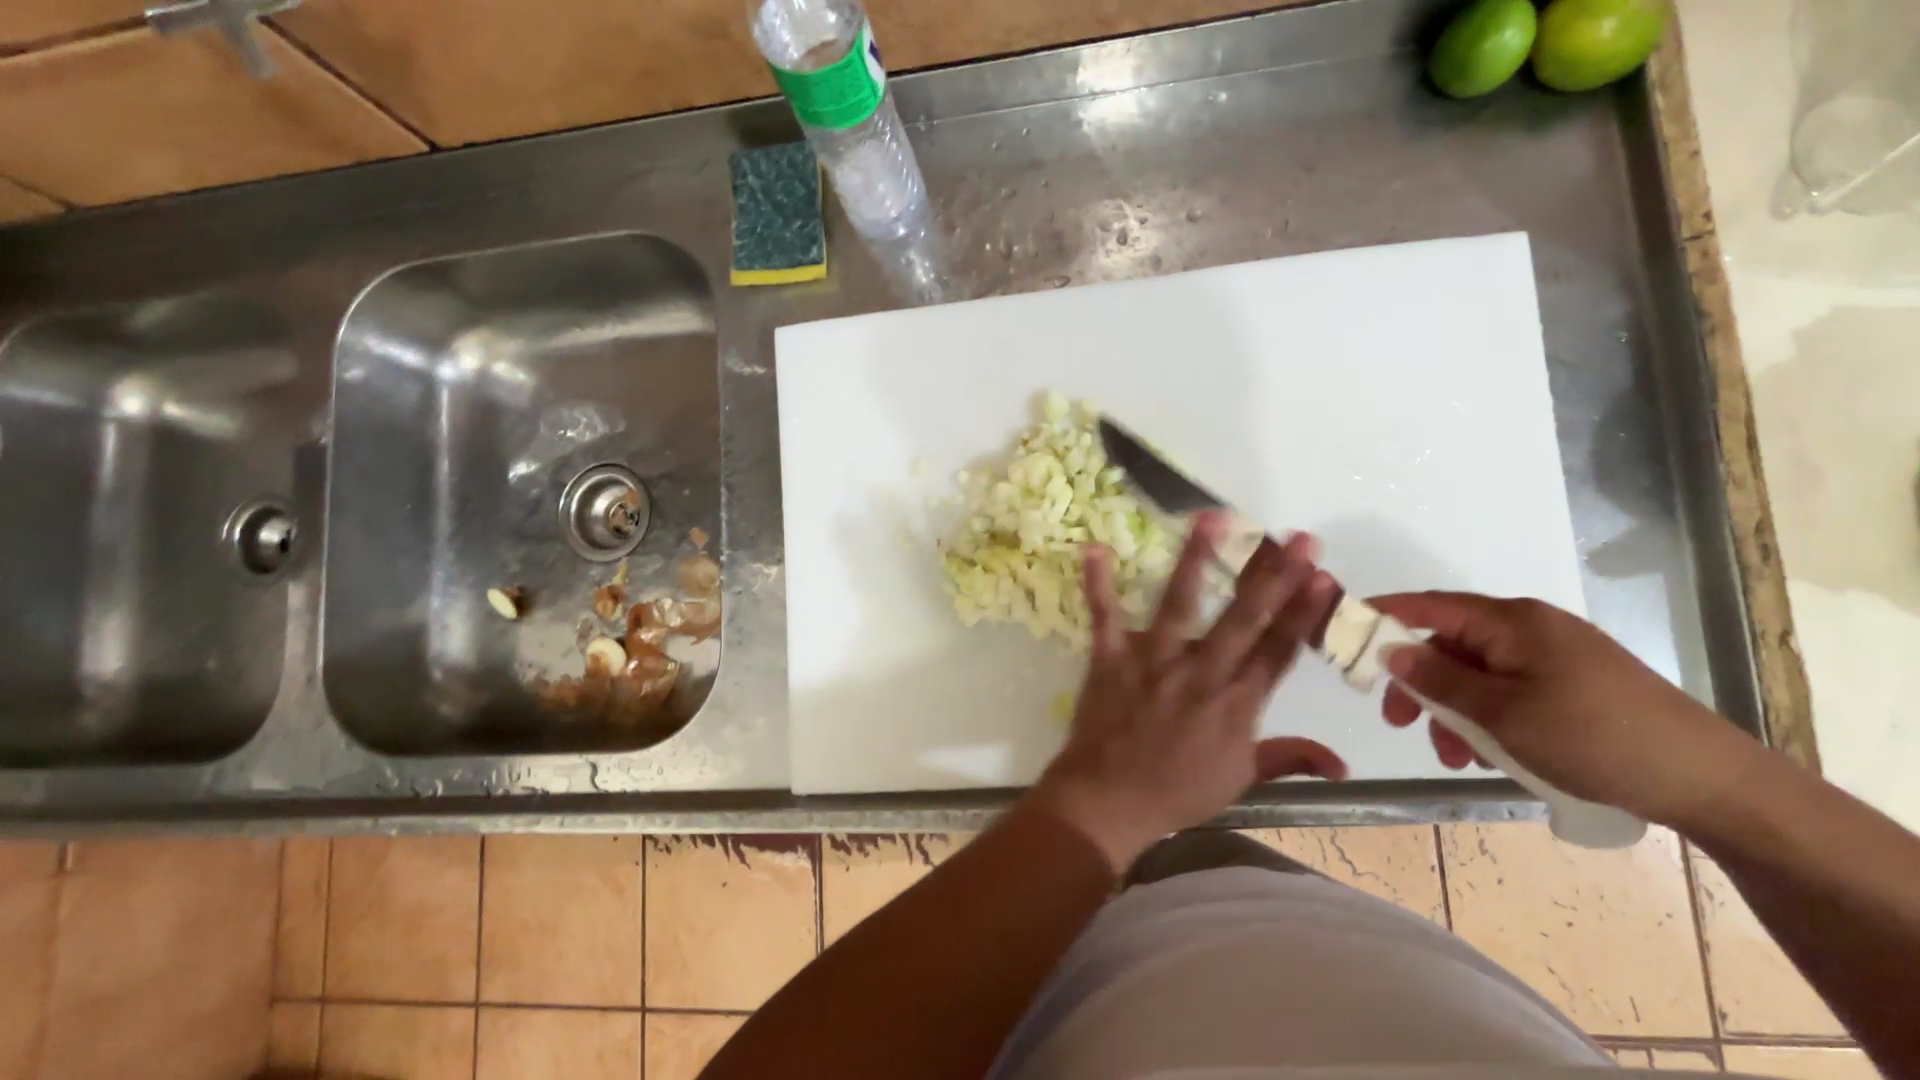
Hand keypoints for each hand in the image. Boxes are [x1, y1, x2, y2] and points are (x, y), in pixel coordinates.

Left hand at [1027, 512, 1347, 872]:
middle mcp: (1200, 674)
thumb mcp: (1240, 780)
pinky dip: (1098, 584)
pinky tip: (1094, 547)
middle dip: (1274, 577)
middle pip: (1243, 619)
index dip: (1304, 613)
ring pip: (1178, 604)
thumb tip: (1344, 763)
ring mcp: (1153, 663)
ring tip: (1211, 518)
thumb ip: (1289, 759)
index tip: (1325, 576)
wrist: (1108, 802)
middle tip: (1299, 538)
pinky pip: (1104, 617)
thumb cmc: (1176, 793)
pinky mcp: (1111, 660)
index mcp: (1235, 702)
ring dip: (1195, 561)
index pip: (1278, 650)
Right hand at [1372, 592, 1762, 830]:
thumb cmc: (1593, 737)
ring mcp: (1555, 657)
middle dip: (1419, 682)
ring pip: (1478, 674)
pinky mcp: (1573, 685)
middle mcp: (1530, 628)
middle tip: (1400, 723)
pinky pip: (1508, 691)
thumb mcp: (1502, 714)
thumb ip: (1440, 680)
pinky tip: (1488, 756)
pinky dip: (1487, 719)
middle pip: (1450, 643)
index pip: (1430, 605)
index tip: (1342, 636)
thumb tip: (1391, 649)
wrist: (1704, 779)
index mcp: (1512, 621)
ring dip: (1453, 711)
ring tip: (1454, 757)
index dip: (1383, 616)